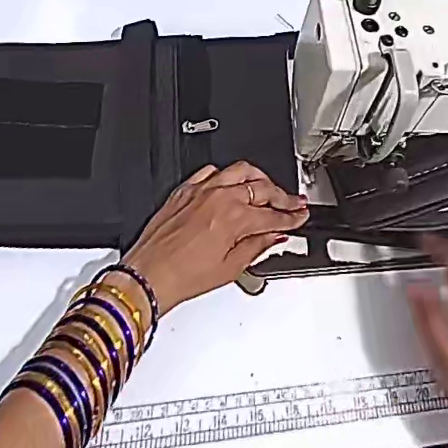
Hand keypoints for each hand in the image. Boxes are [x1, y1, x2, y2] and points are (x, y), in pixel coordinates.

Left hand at [122, 162, 307, 314]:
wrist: (147, 276)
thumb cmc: (182, 276)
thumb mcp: (230, 268)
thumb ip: (258, 246)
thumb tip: (275, 236)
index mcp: (235, 218)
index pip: (274, 214)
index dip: (292, 216)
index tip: (300, 216)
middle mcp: (220, 198)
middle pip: (263, 188)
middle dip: (283, 197)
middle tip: (293, 203)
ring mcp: (202, 190)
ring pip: (241, 170)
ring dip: (260, 178)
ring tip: (269, 187)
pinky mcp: (186, 189)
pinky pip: (212, 171)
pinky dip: (226, 175)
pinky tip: (231, 182)